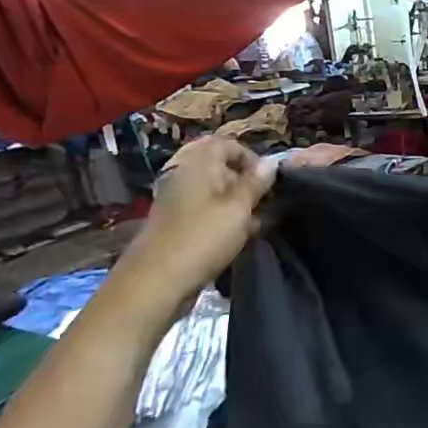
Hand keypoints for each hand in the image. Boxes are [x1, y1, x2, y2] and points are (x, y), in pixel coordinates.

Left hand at [101, 137, 274, 326]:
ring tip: (256, 222)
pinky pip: (208, 211)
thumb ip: (257, 183)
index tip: (267, 180)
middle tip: (264, 201)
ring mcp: (180, 202)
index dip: (250, 157)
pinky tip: (240, 236)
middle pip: (222, 168)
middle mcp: (186, 178)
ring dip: (239, 203)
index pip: (226, 144)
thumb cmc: (202, 238)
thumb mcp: (239, 208)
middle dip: (247, 182)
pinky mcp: (178, 225)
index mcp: (198, 166)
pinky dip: (226, 218)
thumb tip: (272, 162)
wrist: (155, 284)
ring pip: (217, 192)